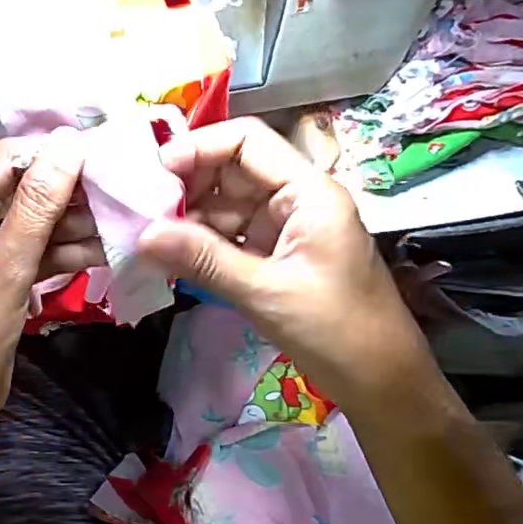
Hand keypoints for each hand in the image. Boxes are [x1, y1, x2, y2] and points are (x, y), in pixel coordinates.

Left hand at [0, 129, 101, 432]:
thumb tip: (70, 143)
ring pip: (30, 220)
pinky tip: (107, 246)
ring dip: (73, 224)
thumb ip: (39, 203)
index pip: (4, 159)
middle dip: (70, 194)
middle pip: (19, 187)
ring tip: (125, 219)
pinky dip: (62, 251)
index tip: (109, 157)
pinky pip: (29, 248)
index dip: (56, 156)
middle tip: (124, 191)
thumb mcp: (6, 267)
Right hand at [136, 117, 425, 396]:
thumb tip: (142, 236)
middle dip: (186, 186)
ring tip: (147, 235)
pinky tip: (170, 254)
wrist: (380, 382)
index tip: (155, 175)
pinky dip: (200, 243)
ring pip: (224, 205)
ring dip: (187, 217)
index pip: (246, 141)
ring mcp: (283, 227)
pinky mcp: (274, 254)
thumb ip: (203, 259)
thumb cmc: (335, 330)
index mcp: (308, 192)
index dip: (198, 148)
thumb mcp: (265, 292)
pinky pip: (229, 235)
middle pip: (230, 170)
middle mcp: (294, 200)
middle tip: (142, 210)